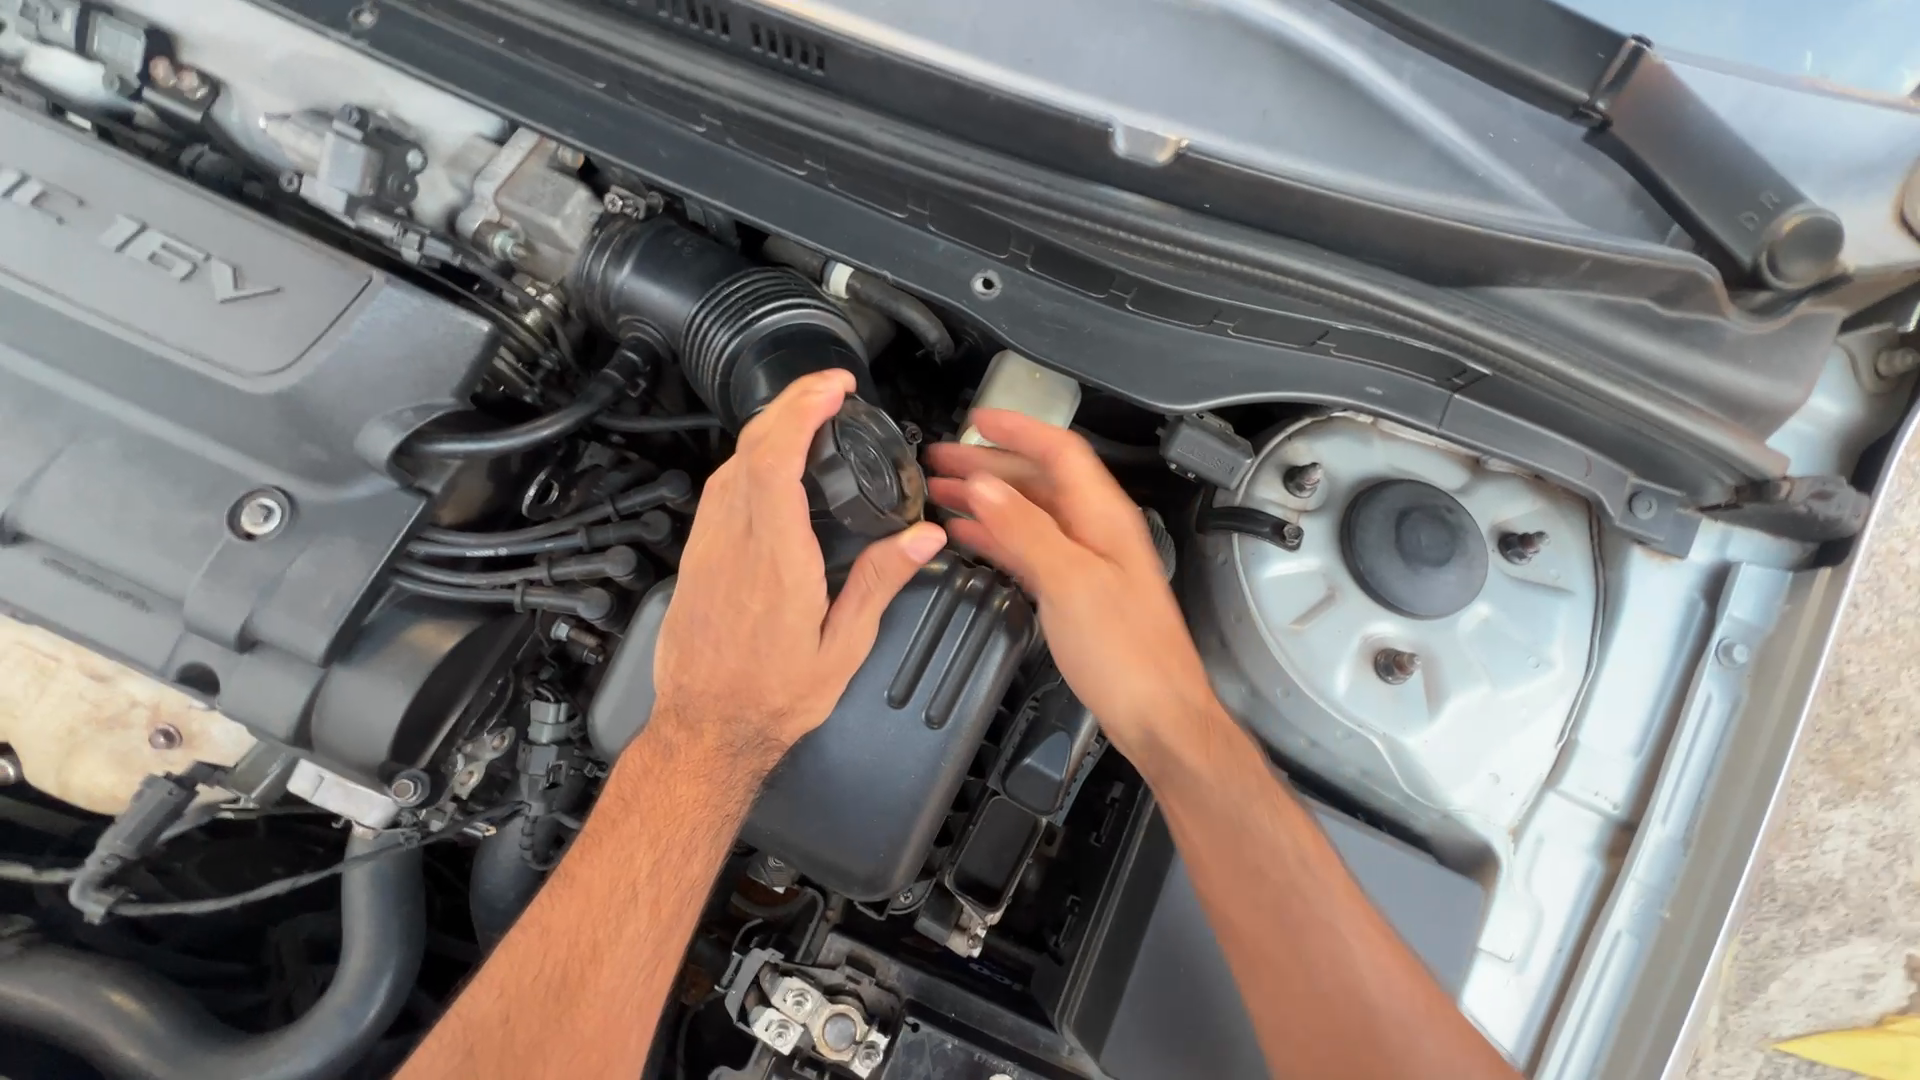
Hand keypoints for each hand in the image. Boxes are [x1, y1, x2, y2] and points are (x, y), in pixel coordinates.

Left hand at [649, 370, 947, 764]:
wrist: (707, 728)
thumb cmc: (772, 697)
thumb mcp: (845, 647)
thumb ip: (881, 582)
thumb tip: (922, 537)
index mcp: (777, 562)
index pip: (777, 461)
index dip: (802, 411)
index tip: (833, 390)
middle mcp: (736, 544)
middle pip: (753, 446)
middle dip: (792, 403)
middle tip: (831, 390)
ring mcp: (709, 547)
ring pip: (733, 462)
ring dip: (771, 427)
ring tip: (809, 417)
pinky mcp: (698, 556)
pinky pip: (721, 487)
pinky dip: (752, 457)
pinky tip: (774, 462)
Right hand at [924, 409, 1219, 763]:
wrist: (1155, 715)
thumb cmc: (1130, 655)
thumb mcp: (1070, 582)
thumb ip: (1025, 530)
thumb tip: (986, 486)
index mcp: (1103, 517)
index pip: (1059, 452)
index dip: (1018, 430)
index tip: (978, 420)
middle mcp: (1094, 531)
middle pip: (1036, 481)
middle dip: (987, 465)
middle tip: (941, 460)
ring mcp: (1083, 561)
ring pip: (1027, 514)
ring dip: (985, 500)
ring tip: (941, 492)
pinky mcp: (1072, 591)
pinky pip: (1027, 549)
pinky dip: (995, 537)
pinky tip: (968, 536)